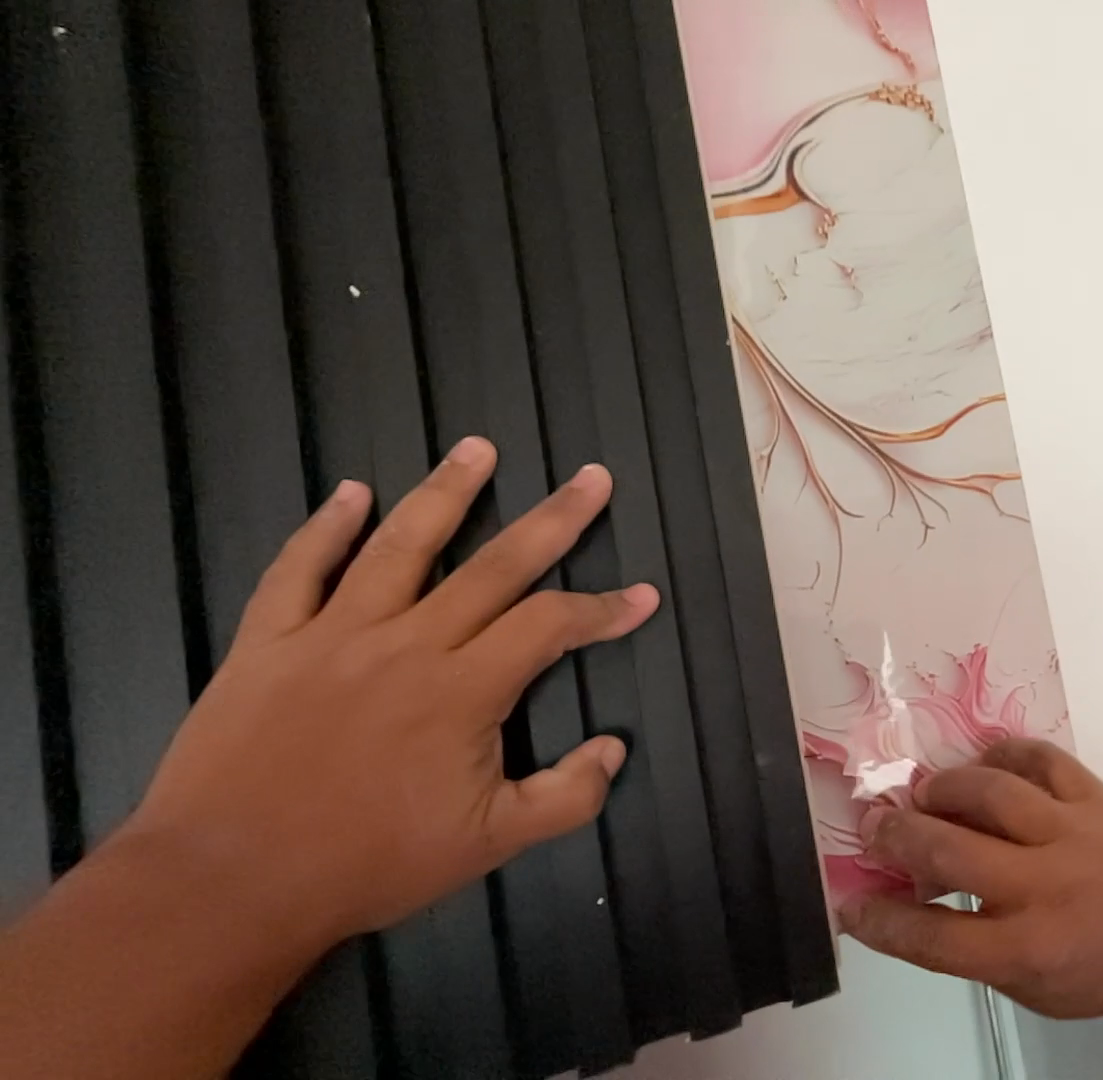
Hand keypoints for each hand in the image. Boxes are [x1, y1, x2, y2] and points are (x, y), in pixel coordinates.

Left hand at [115, 436, 654, 947]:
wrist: (222, 891)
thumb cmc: (369, 863)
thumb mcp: (493, 844)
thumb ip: (569, 795)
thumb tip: (615, 748)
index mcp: (464, 690)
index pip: (553, 626)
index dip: (605, 609)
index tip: (643, 597)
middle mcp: (408, 645)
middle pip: (495, 565)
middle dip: (554, 519)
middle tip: (592, 476)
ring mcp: (332, 637)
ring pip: (400, 547)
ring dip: (446, 492)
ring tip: (478, 447)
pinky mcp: (267, 646)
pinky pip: (295, 573)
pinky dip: (322, 529)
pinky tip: (350, 492)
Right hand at [838, 739, 1102, 1018]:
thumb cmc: (1098, 969)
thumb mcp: (1029, 983)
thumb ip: (968, 944)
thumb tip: (906, 895)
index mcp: (1026, 951)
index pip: (931, 937)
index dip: (881, 920)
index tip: (852, 904)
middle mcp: (1045, 888)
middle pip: (949, 851)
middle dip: (897, 834)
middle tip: (874, 821)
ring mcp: (1073, 833)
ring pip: (990, 792)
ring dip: (945, 786)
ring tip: (927, 791)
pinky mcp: (1096, 796)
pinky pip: (1040, 757)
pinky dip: (1004, 751)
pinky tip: (984, 760)